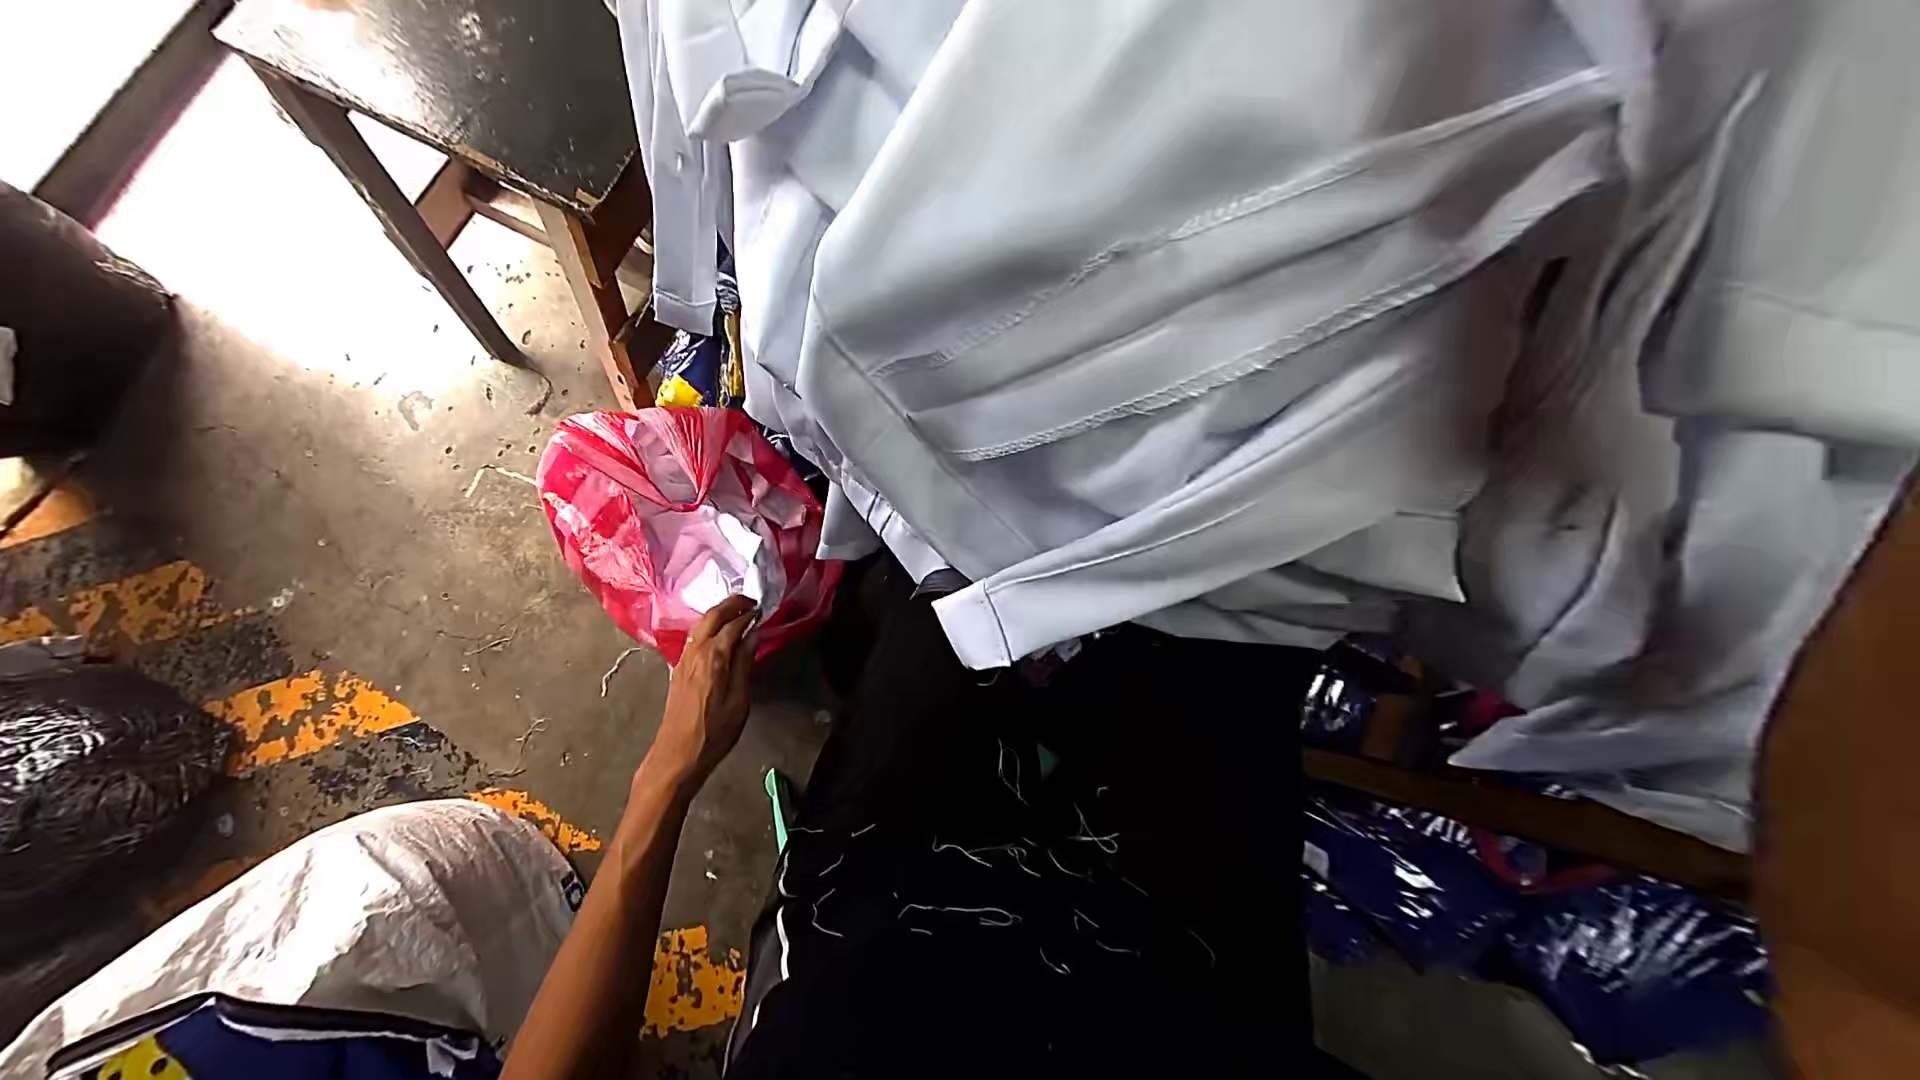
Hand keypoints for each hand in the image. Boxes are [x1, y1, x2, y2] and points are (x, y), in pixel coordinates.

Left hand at [640, 595, 757, 798]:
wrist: (677, 755)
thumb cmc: (714, 732)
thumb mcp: (740, 700)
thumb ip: (745, 664)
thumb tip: (753, 635)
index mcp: (713, 658)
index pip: (734, 624)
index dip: (749, 614)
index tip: (763, 609)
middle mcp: (695, 652)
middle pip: (713, 615)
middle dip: (732, 603)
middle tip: (751, 600)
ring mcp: (684, 659)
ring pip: (702, 624)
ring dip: (720, 612)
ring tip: (739, 611)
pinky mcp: (679, 668)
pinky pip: (696, 636)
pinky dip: (711, 625)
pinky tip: (721, 632)